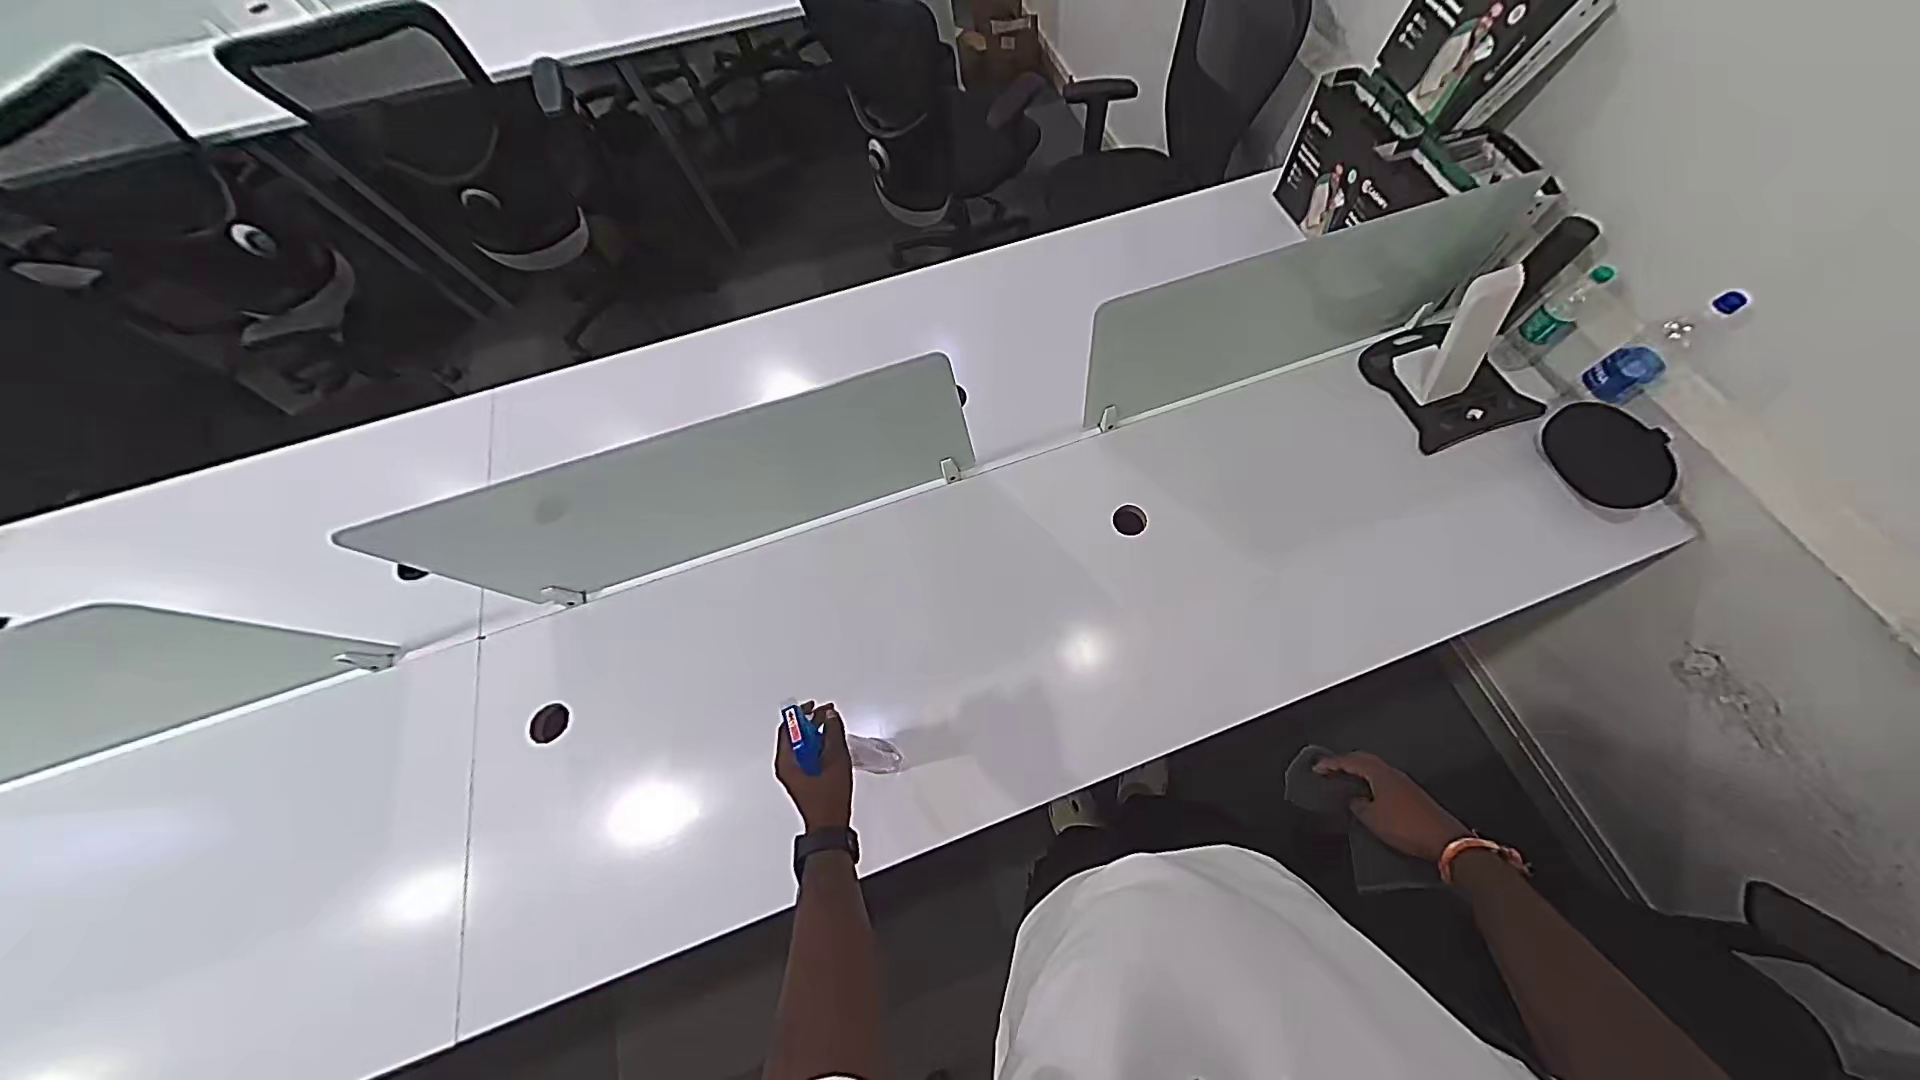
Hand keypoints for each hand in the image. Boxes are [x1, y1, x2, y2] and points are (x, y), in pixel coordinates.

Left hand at [775, 701, 852, 830]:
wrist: (830, 826)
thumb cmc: (829, 799)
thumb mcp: (835, 759)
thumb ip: (833, 733)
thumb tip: (830, 716)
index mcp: (787, 762)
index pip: (788, 728)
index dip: (801, 713)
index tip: (814, 706)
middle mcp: (786, 766)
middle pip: (794, 734)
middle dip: (811, 721)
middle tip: (827, 713)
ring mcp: (794, 773)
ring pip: (802, 744)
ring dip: (816, 732)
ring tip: (832, 726)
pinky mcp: (802, 778)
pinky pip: (807, 754)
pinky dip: (817, 745)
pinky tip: (831, 744)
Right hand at [1315, 751, 1467, 862]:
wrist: (1447, 843)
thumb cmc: (1408, 828)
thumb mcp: (1371, 818)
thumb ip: (1357, 805)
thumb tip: (1355, 801)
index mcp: (1380, 774)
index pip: (1349, 761)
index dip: (1330, 764)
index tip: (1317, 768)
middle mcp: (1394, 774)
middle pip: (1364, 759)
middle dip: (1345, 762)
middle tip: (1330, 768)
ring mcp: (1406, 783)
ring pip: (1376, 769)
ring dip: (1359, 770)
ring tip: (1346, 778)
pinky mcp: (1414, 795)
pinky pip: (1385, 779)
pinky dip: (1372, 780)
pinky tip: (1369, 792)